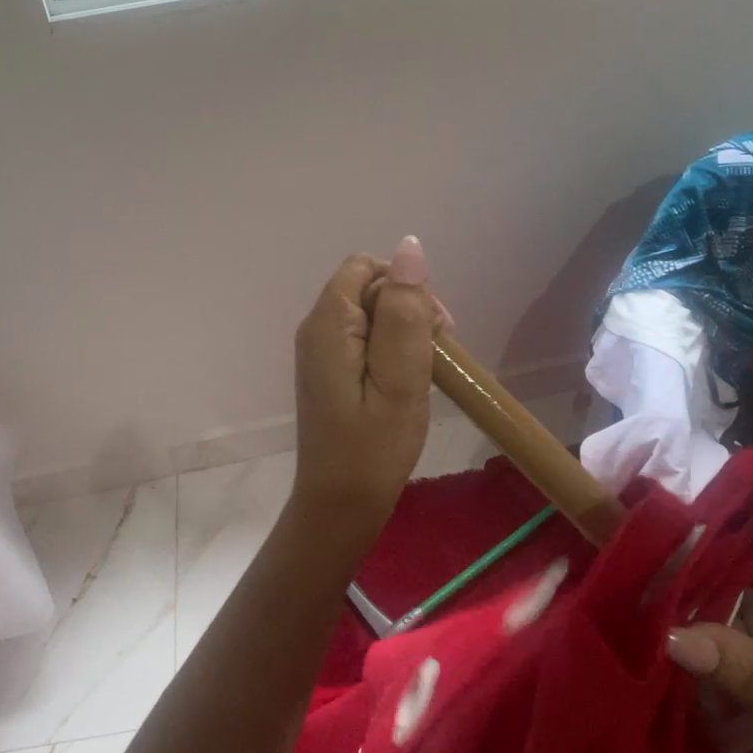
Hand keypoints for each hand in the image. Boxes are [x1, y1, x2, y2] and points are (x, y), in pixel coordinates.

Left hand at [291, 236, 445, 539]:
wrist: (340, 504)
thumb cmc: (375, 445)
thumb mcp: (401, 375)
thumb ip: (404, 310)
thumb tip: (409, 248)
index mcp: (328, 323)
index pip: (366, 267)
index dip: (405, 285)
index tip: (434, 327)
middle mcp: (316, 328)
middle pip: (367, 287)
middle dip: (407, 308)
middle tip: (436, 356)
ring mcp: (320, 352)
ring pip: (370, 314)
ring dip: (403, 333)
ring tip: (423, 375)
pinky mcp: (329, 372)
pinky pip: (364, 340)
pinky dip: (390, 352)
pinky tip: (405, 383)